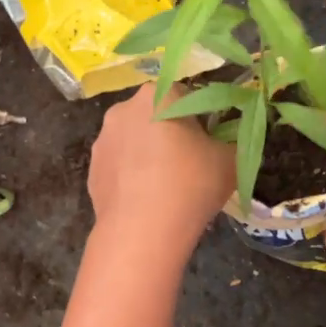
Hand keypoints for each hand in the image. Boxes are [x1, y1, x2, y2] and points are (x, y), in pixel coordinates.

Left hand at [89, 84, 235, 253]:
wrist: (142, 232)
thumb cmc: (190, 185)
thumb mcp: (230, 160)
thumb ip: (233, 140)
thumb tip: (227, 140)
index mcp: (157, 95)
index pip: (184, 94)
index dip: (199, 117)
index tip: (208, 143)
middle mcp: (123, 109)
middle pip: (155, 116)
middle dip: (171, 134)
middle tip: (190, 165)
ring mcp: (102, 140)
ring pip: (134, 142)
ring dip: (149, 156)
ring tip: (166, 188)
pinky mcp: (92, 171)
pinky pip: (120, 168)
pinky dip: (132, 178)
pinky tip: (146, 202)